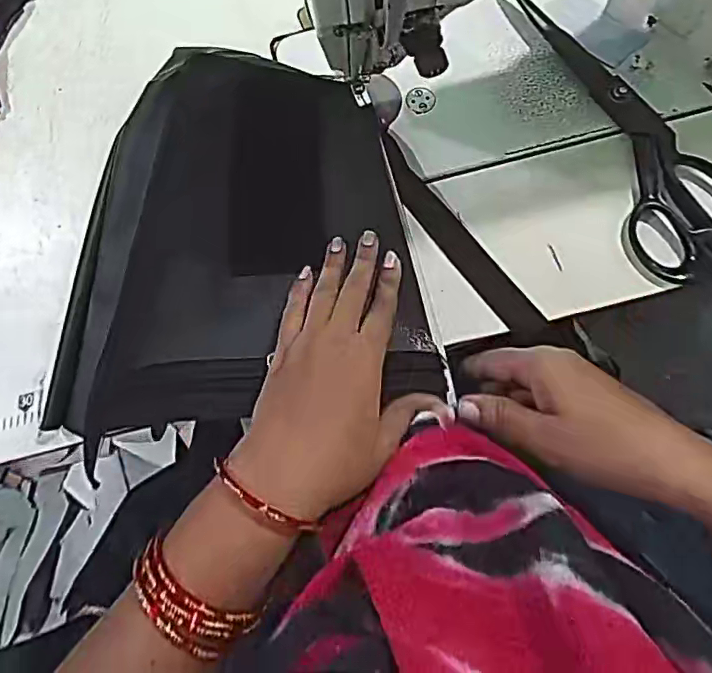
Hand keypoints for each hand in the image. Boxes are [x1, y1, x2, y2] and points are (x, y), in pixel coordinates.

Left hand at [226, 232, 447, 520]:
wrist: (277, 473)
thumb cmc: (331, 462)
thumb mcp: (383, 443)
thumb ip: (408, 415)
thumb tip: (435, 405)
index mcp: (363, 361)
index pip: (381, 311)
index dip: (389, 283)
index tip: (392, 261)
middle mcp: (333, 344)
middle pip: (351, 291)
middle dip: (362, 261)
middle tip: (367, 238)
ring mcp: (304, 344)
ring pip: (321, 293)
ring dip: (331, 267)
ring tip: (337, 245)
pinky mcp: (281, 352)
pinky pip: (291, 310)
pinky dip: (297, 290)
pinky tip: (302, 276)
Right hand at [457, 346, 711, 510]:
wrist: (674, 463)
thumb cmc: (616, 448)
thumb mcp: (543, 437)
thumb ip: (498, 418)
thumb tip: (466, 406)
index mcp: (540, 362)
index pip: (485, 360)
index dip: (465, 382)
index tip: (453, 405)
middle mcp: (556, 360)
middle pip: (504, 371)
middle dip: (489, 398)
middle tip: (478, 431)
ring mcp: (574, 375)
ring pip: (525, 385)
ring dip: (513, 409)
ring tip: (510, 441)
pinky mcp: (588, 392)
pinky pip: (547, 395)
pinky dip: (536, 413)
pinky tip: (540, 442)